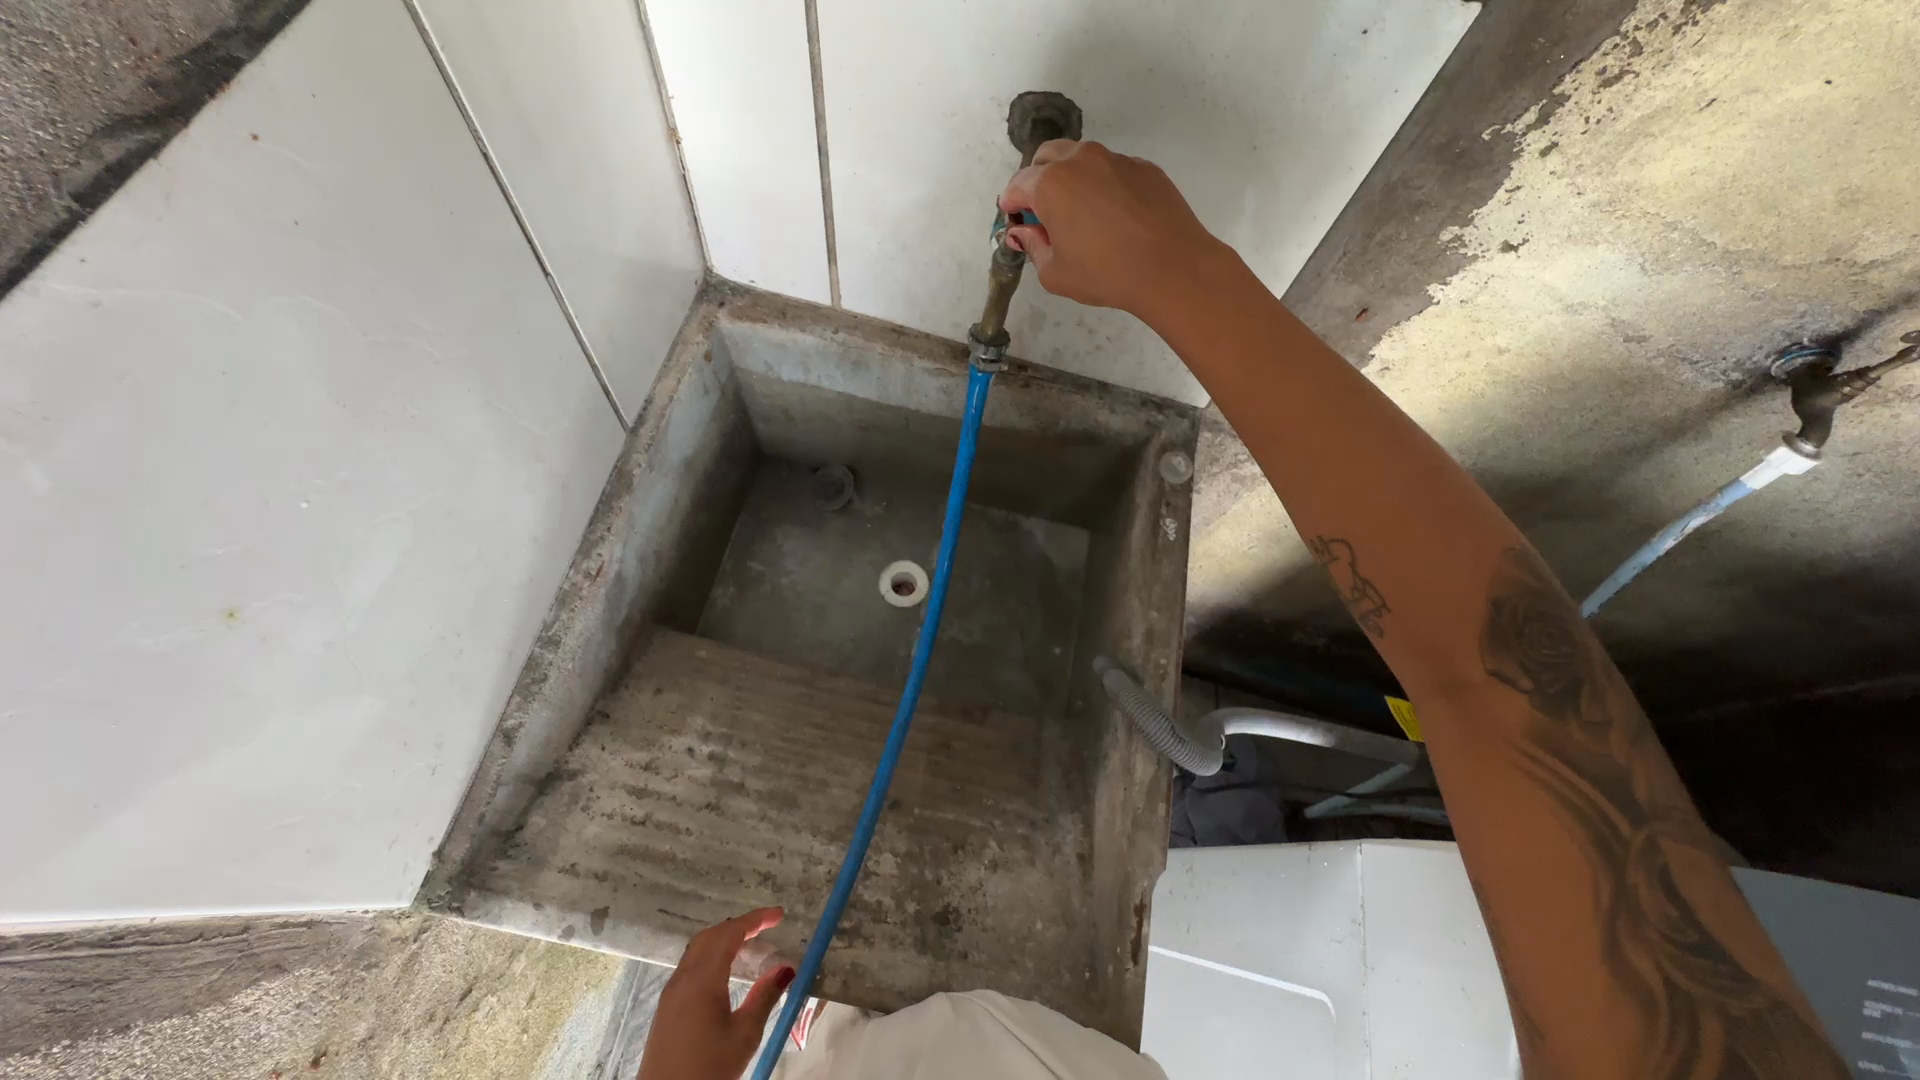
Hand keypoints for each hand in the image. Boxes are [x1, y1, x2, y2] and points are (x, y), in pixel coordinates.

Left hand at [637, 908, 794, 1079]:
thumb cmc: (708, 1070)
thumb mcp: (744, 1035)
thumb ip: (765, 997)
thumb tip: (786, 969)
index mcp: (703, 979)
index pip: (730, 933)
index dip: (756, 919)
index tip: (780, 915)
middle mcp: (683, 978)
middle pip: (711, 936)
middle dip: (739, 925)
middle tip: (767, 927)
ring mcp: (671, 992)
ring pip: (698, 949)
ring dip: (723, 939)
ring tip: (749, 944)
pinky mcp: (666, 1007)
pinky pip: (690, 965)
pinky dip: (711, 955)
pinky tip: (725, 970)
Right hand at [999, 140, 1237, 327]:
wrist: (1172, 267)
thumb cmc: (1106, 274)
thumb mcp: (1055, 273)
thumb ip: (1033, 247)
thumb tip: (1024, 231)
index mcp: (1051, 184)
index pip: (1018, 184)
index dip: (1010, 204)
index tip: (1014, 220)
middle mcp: (1081, 160)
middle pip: (1046, 157)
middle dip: (1037, 180)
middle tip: (1043, 212)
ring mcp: (1116, 159)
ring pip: (1081, 158)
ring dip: (1071, 179)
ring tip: (1080, 214)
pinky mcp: (1144, 168)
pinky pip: (1112, 170)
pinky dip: (1102, 185)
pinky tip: (1113, 217)